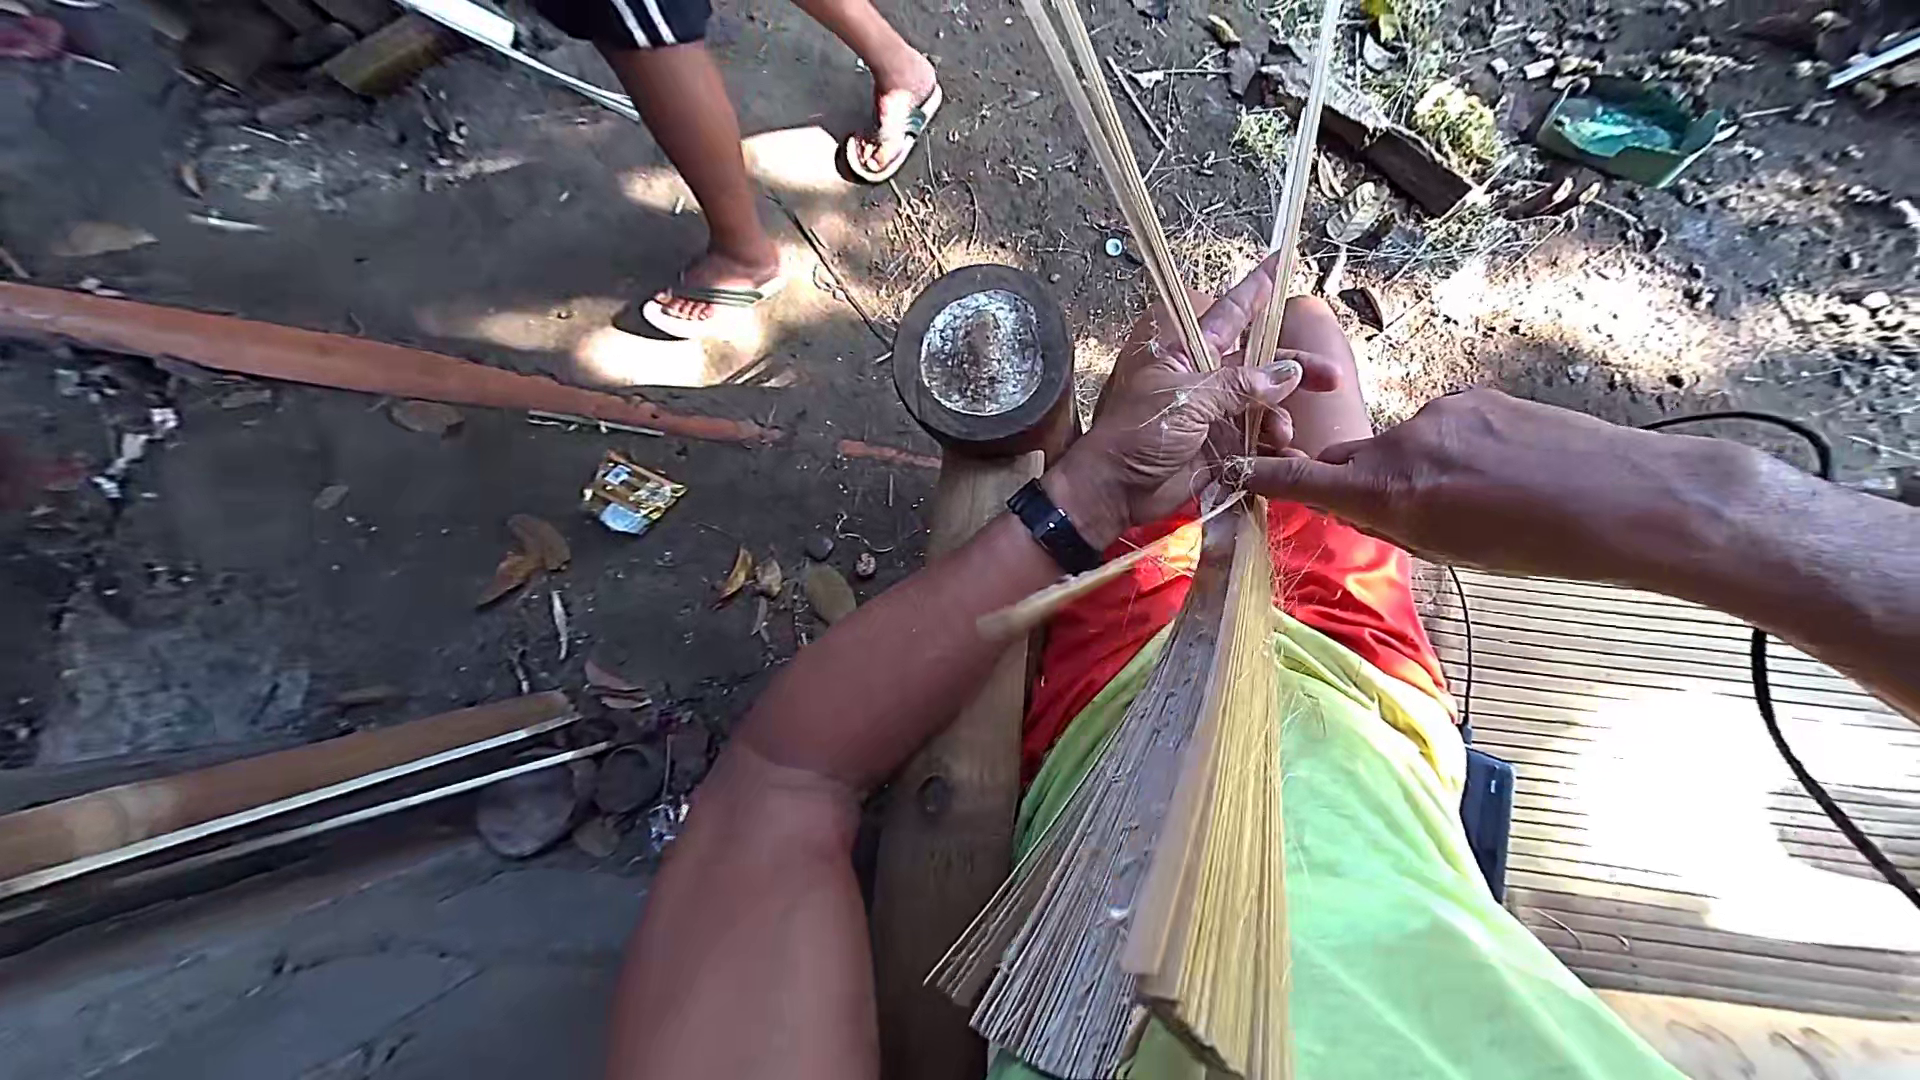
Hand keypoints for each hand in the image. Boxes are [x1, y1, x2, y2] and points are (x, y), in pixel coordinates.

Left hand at [1043, 255, 1343, 545]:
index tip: (1280, 261)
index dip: (1255, 290)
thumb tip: (1287, 372)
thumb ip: (1240, 385)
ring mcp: (1210, 413)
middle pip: (1258, 362)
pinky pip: (1254, 439)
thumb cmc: (1138, 434)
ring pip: (1262, 403)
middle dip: (1294, 368)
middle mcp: (1201, 378)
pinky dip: (1271, 446)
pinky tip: (1284, 452)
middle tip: (1330, 378)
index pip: (1227, 312)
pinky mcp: (1216, 446)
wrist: (1115, 489)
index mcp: (1184, 353)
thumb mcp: (1187, 400)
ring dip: (1278, 416)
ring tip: (1279, 432)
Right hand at [1237, 389, 1768, 581]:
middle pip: (1346, 460)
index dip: (1263, 477)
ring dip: (1412, 465)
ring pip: (1395, 444)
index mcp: (1387, 493)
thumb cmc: (1537, 546)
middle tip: (1400, 505)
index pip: (1302, 480)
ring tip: (1474, 488)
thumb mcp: (1443, 550)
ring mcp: (1435, 415)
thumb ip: (1383, 522)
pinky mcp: (1470, 397)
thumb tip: (1353, 505)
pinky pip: (1434, 425)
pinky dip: (1448, 445)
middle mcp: (1398, 446)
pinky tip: (1497, 463)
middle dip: (1356, 480)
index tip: (1234, 471)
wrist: (1639, 499)